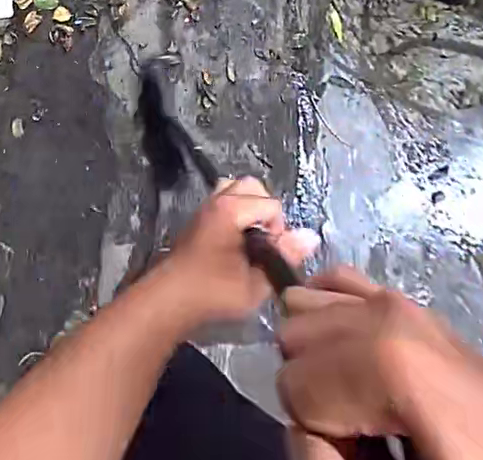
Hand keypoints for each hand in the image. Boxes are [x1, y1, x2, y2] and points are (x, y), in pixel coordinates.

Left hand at [148, 177, 318, 328]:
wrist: (171, 298)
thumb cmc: (214, 292)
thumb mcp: (256, 282)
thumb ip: (284, 256)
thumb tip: (311, 236)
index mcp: (231, 209)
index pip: (271, 204)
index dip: (279, 229)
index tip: (271, 255)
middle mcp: (218, 199)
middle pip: (252, 185)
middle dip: (266, 210)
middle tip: (266, 242)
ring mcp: (206, 206)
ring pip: (235, 188)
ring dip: (249, 206)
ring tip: (252, 238)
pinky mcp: (199, 217)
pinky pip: (223, 198)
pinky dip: (236, 210)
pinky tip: (237, 240)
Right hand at [278, 268, 482, 459]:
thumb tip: (303, 431)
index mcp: (388, 359)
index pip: (293, 384)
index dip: (318, 435)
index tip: (362, 458)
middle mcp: (386, 311)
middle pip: (294, 338)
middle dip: (314, 393)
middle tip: (364, 439)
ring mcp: (398, 299)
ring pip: (306, 305)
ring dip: (319, 357)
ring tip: (365, 406)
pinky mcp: (409, 303)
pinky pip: (338, 283)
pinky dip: (329, 314)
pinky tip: (352, 360)